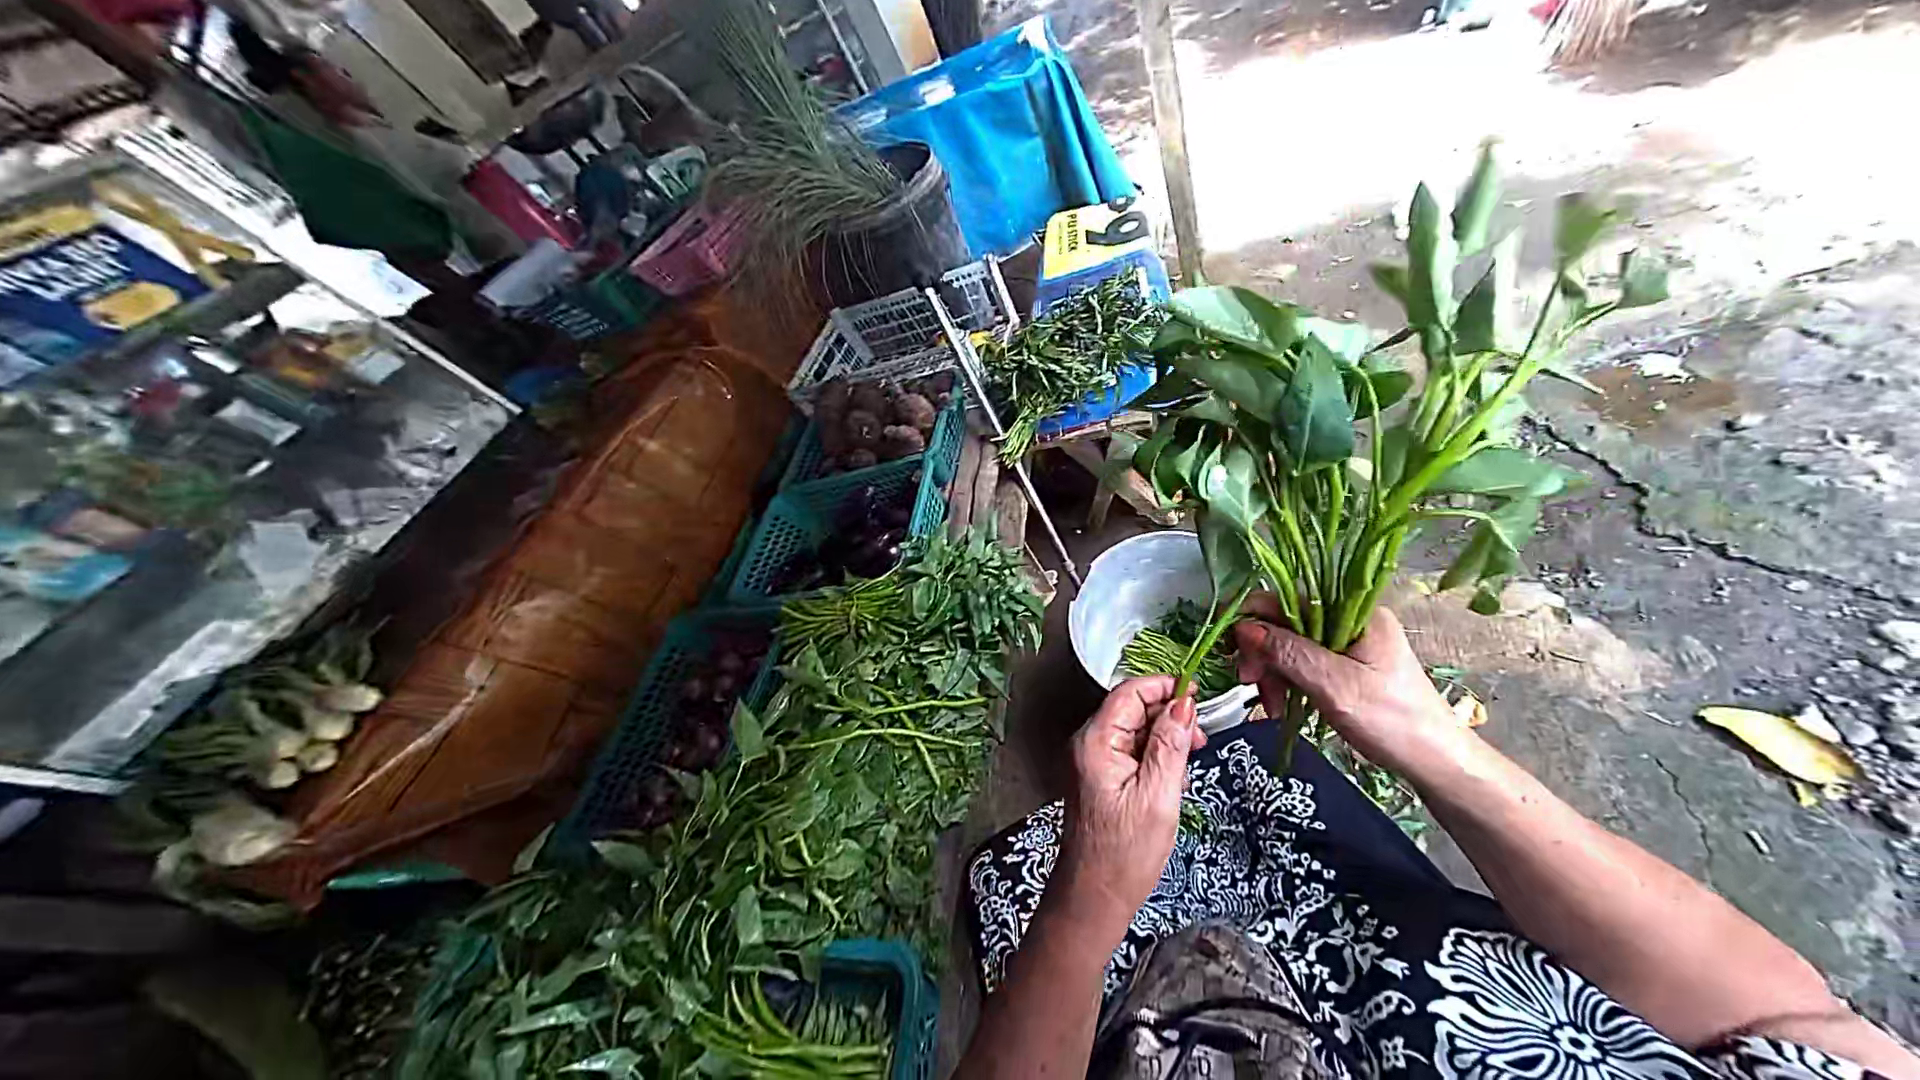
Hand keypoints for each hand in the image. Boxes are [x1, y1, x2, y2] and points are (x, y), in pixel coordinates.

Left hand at [1056, 676, 1203, 942]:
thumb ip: (1170, 746)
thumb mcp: (1158, 796)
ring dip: (1164, 737)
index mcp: (1096, 742)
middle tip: (1198, 736)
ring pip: (1133, 728)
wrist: (1095, 895)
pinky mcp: (1099, 775)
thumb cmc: (1122, 856)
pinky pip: (1130, 749)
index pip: (1129, 692)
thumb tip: (1183, 705)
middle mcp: (1088, 744)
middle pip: (1131, 707)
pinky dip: (1153, 755)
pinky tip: (1171, 779)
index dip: (1164, 687)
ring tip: (1187, 762)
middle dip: (1167, 714)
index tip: (1195, 694)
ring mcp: (1092, 759)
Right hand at [1232, 602, 1472, 776]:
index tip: (1233, 649)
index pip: (1287, 598)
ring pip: (1287, 645)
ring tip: (1270, 703)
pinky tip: (1281, 704)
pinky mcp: (1343, 665)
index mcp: (1355, 612)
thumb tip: (1244, 627)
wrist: (1436, 763)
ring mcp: (1346, 642)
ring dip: (1270, 672)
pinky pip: (1300, 663)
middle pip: (1283, 622)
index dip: (1253, 619)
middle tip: (1250, 682)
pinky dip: (1284, 682)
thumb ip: (1289, 652)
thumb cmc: (1393, 722)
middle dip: (1261, 652)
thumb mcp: (1335, 686)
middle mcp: (1349, 619)